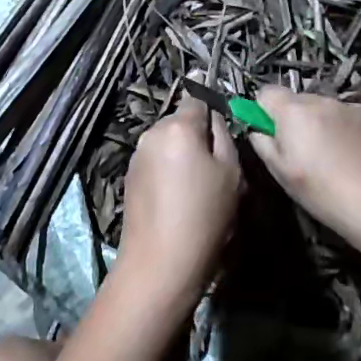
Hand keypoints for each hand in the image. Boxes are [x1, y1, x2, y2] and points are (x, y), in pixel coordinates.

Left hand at [118, 97, 241, 303]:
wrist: (160, 260)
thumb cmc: (204, 215)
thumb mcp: (231, 173)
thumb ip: (223, 137)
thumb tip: (213, 120)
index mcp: (177, 126)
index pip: (197, 100)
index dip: (213, 116)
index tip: (224, 142)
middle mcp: (150, 133)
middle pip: (180, 122)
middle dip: (196, 137)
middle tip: (215, 170)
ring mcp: (136, 155)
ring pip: (167, 143)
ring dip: (181, 155)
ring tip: (196, 189)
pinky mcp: (129, 176)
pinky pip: (155, 162)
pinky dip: (167, 171)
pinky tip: (177, 199)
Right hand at [246, 87, 360, 262]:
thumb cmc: (326, 195)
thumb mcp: (282, 175)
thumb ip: (263, 144)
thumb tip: (259, 130)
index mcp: (295, 112)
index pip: (267, 92)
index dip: (264, 112)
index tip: (270, 136)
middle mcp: (325, 101)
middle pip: (299, 101)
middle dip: (295, 121)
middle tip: (304, 155)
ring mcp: (357, 108)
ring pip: (328, 111)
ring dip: (324, 126)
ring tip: (336, 162)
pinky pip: (354, 120)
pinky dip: (350, 134)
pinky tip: (360, 162)